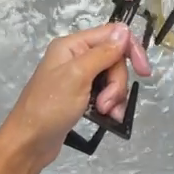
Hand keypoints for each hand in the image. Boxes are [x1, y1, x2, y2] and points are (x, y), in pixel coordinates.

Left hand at [0, 23, 152, 171]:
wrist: (29, 142)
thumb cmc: (49, 108)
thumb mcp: (78, 76)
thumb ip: (102, 53)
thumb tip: (124, 31)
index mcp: (72, 46)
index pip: (112, 35)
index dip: (131, 50)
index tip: (144, 72)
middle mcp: (76, 57)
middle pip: (114, 60)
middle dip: (117, 83)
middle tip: (106, 103)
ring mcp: (79, 78)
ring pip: (112, 79)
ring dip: (114, 97)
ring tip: (105, 113)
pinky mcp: (81, 97)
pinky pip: (105, 94)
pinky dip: (110, 106)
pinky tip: (109, 118)